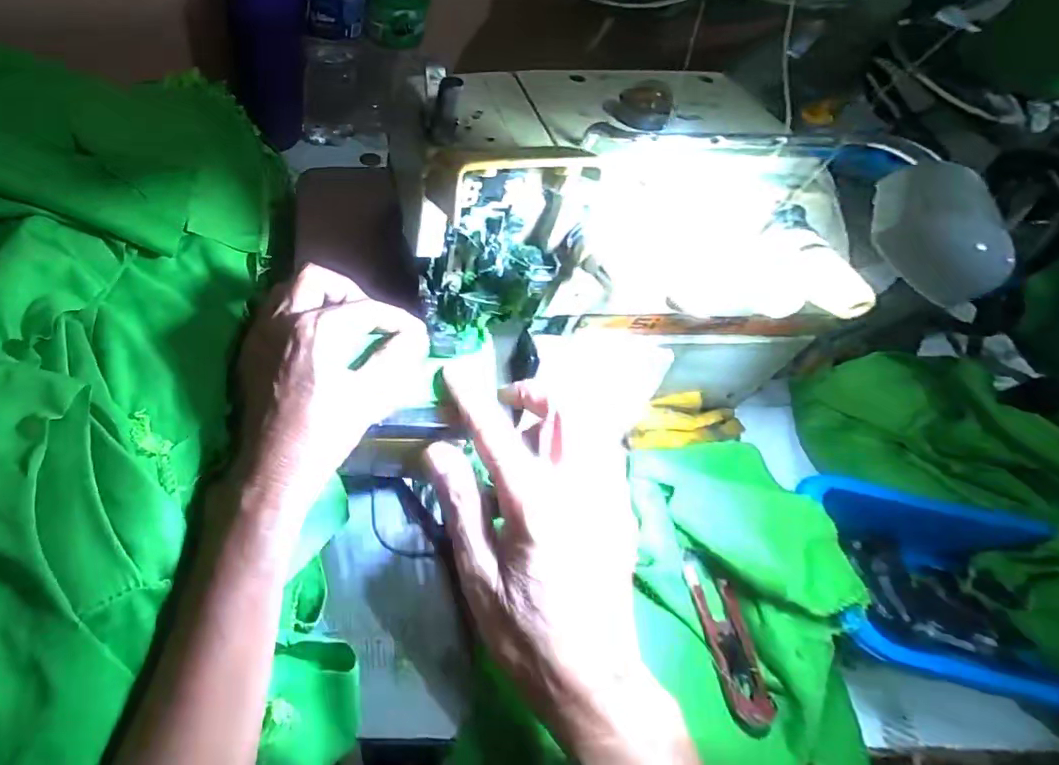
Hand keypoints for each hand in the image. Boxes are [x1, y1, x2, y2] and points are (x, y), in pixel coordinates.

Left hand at [234, 264, 429, 517]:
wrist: (271, 467)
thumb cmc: (322, 435)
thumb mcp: (368, 398)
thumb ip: (393, 359)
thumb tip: (412, 336)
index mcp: (314, 327)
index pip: (362, 307)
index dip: (393, 317)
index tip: (412, 332)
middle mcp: (282, 318)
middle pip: (316, 278)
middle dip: (347, 291)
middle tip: (366, 316)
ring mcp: (259, 331)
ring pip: (288, 290)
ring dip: (317, 297)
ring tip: (339, 322)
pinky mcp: (248, 348)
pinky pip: (271, 312)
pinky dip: (295, 313)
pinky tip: (311, 340)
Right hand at [423, 364, 697, 764]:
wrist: (598, 686)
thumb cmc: (526, 634)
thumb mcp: (477, 574)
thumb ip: (459, 503)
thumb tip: (437, 449)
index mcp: (537, 506)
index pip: (498, 433)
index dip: (471, 398)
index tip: (451, 374)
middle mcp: (582, 492)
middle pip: (569, 411)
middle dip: (531, 393)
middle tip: (500, 404)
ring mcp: (610, 502)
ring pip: (593, 427)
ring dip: (555, 413)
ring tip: (522, 430)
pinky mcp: (621, 516)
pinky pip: (602, 452)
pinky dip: (573, 437)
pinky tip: (548, 464)